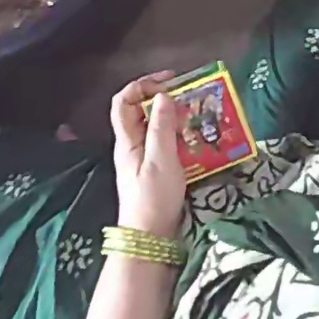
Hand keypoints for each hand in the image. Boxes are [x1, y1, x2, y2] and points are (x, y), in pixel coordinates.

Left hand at [109, 71, 186, 238]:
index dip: (142, 85)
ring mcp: (143, 157)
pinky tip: (194, 135)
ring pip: (153, 125)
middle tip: (186, 92)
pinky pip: (163, 141)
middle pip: (139, 110)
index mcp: (127, 140)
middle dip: (160, 96)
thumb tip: (164, 96)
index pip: (124, 101)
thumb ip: (162, 127)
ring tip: (194, 110)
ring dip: (171, 114)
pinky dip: (177, 132)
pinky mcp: (155, 169)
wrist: (150, 237)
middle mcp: (132, 145)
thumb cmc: (153, 198)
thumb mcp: (161, 159)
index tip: (168, 82)